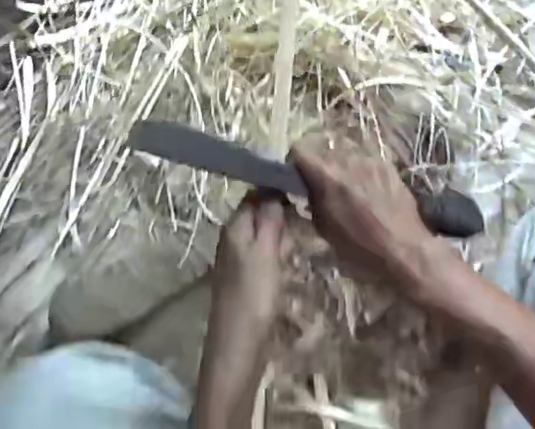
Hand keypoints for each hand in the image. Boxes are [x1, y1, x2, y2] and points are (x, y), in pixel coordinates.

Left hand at [196, 193, 288, 428]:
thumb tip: (273, 185)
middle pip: (263, 215)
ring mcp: (239, 259)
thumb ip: (271, 216)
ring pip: (268, 238)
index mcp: (234, 226)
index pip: (256, 194)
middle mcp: (233, 238)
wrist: (238, 349)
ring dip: (284, 243)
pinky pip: (267, 258)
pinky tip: (288, 274)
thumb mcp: (268, 249)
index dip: (278, 192)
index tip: (301, 198)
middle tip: (296, 236)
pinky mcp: (247, 279)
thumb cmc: (254, 294)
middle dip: (283, 222)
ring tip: (293, 258)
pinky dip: (279, 261)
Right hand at [289, 137, 455, 297]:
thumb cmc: (362, 249)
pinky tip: (369, 192)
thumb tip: (305, 189)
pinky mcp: (388, 164)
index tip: (296, 175)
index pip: (300, 151)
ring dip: (342, 168)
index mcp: (329, 177)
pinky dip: (362, 172)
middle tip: (323, 188)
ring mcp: (371, 160)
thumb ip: (313, 203)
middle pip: (325, 152)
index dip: (294, 162)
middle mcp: (349, 160)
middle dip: (321, 167)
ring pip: (347, 155)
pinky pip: (366, 161)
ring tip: (349, 190)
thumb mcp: (326, 231)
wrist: (405, 249)